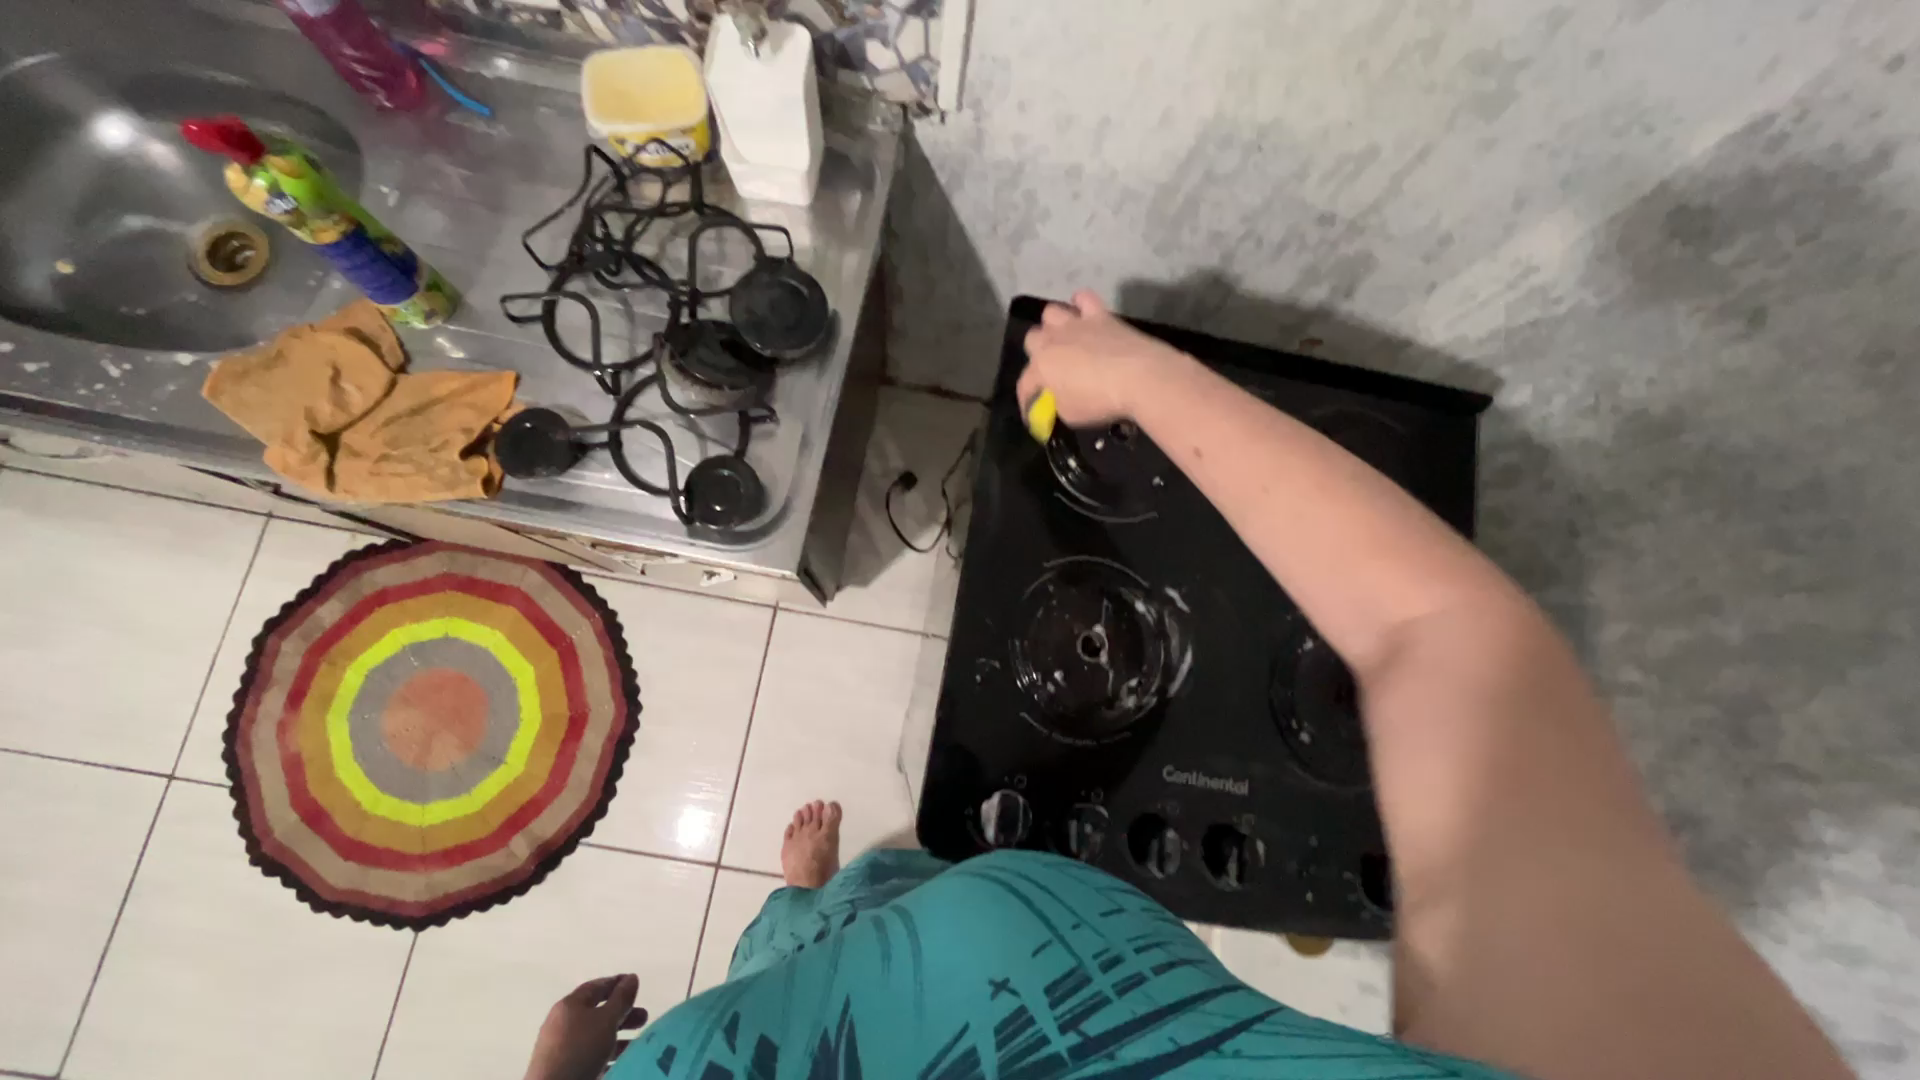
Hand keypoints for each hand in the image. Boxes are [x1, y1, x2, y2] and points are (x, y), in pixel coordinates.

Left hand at [524, 974, 645, 1079]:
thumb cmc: (581, 1050)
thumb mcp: (607, 1020)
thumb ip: (621, 998)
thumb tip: (631, 978)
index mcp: (569, 1005)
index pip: (595, 987)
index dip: (617, 983)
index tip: (636, 986)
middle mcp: (561, 1024)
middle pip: (596, 1012)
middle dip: (622, 1013)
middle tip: (643, 1018)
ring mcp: (559, 1048)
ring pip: (593, 1036)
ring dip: (617, 1036)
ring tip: (636, 1044)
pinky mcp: (561, 1069)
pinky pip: (588, 1055)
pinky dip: (605, 1055)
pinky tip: (619, 1062)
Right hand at [1018, 290, 1189, 427]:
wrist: (1139, 376)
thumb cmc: (1101, 401)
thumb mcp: (1071, 415)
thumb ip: (1060, 404)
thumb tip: (1062, 398)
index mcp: (1041, 367)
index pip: (1025, 385)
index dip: (1027, 400)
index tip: (1033, 412)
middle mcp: (1053, 340)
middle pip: (1032, 339)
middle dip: (1037, 353)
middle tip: (1051, 369)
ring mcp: (1076, 324)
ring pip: (1051, 313)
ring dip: (1054, 325)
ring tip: (1065, 339)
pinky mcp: (1101, 315)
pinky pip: (1084, 298)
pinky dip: (1081, 304)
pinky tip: (1085, 315)